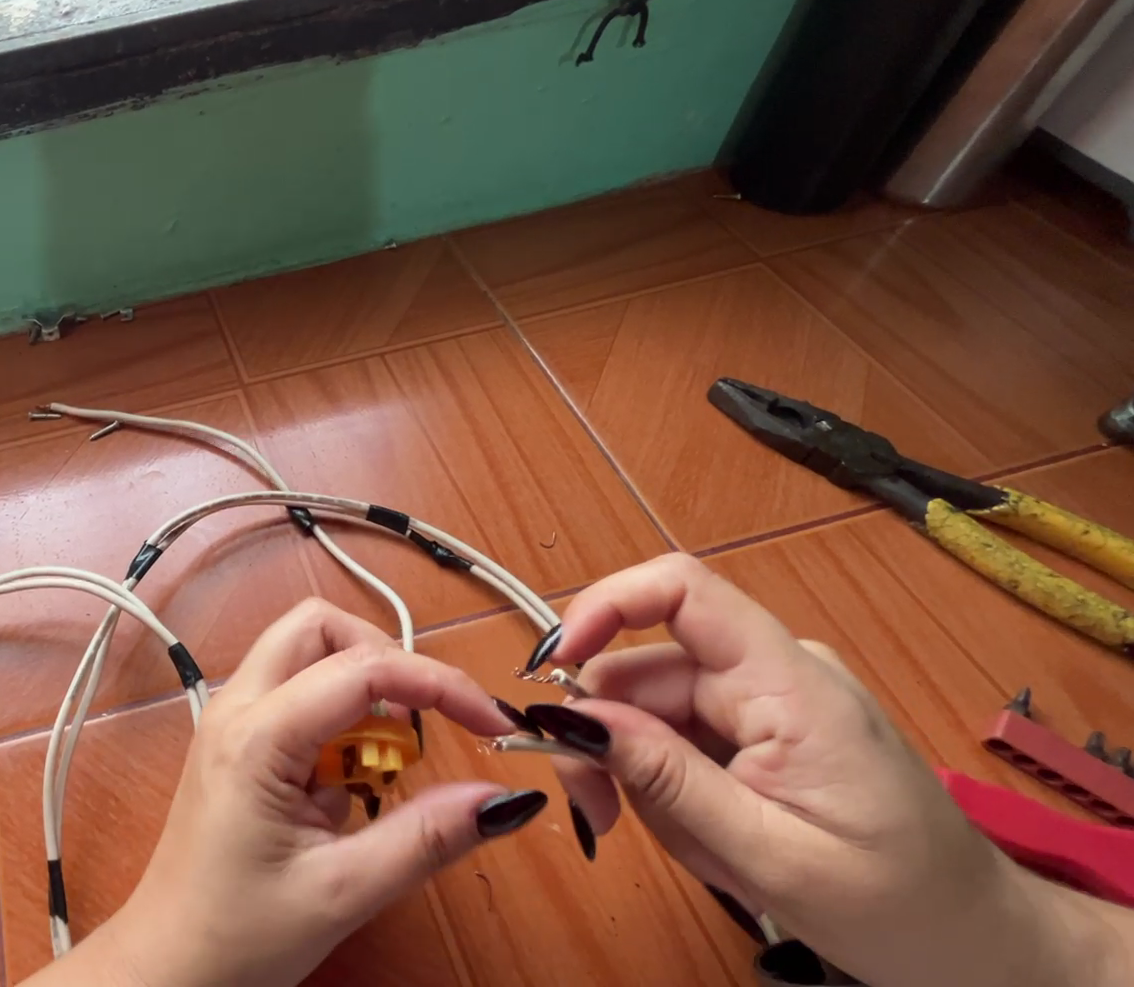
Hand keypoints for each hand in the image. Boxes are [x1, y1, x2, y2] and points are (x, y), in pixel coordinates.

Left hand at [29, 598, 532, 986]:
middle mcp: (237, 704)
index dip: (436, 682)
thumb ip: (425, 838)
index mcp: (256, 734)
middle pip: (318, 627)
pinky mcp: (238, 736)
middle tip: (421, 724)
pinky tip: (346, 780)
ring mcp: (232, 716)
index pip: (360, 666)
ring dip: (360, 687)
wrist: (167, 963)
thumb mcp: (343, 891)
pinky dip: (338, 715)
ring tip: (383, 761)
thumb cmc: (240, 934)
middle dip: (383, 657)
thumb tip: (505, 798)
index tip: (492, 721)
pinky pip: (297, 691)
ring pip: (306, 651)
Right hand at [543, 553, 1130, 986]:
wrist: (983, 947)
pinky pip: (666, 731)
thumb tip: (568, 717)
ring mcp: (755, 695)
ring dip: (633, 773)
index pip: (682, 589)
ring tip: (681, 844)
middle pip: (640, 667)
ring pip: (642, 707)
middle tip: (593, 811)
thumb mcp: (770, 853)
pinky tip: (697, 831)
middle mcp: (766, 670)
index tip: (553, 665)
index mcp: (790, 685)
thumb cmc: (900, 907)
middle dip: (601, 736)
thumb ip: (666, 779)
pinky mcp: (747, 721)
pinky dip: (657, 780)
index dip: (604, 604)